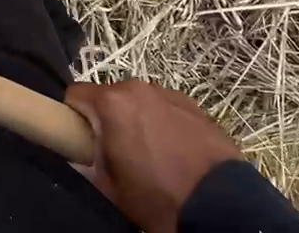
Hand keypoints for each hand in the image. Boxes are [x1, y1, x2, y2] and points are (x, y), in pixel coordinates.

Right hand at [63, 79, 242, 232]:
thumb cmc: (161, 199)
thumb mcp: (111, 189)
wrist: (226, 211)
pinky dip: (164, 124)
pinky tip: (177, 154)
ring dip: (138, 121)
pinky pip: (166, 109)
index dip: (72, 118)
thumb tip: (81, 157)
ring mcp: (169, 94)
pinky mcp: (195, 105)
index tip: (82, 141)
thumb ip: (88, 165)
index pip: (74, 95)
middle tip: (119, 155)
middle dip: (108, 120)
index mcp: (112, 103)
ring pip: (139, 102)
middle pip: (108, 97)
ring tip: (154, 156)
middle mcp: (137, 88)